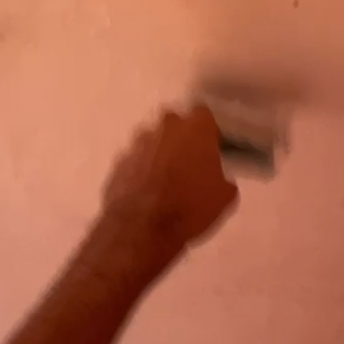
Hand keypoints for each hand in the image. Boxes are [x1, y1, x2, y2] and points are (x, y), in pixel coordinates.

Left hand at [101, 106, 238, 254]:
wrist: (142, 228)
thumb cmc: (190, 207)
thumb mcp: (222, 198)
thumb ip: (223, 180)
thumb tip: (221, 181)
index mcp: (196, 128)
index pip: (204, 116)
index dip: (207, 132)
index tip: (210, 148)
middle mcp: (167, 126)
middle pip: (175, 123)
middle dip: (180, 138)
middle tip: (187, 163)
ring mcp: (139, 141)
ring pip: (153, 140)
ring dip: (158, 153)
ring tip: (164, 181)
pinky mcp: (120, 160)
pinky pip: (135, 159)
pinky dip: (140, 170)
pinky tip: (145, 191)